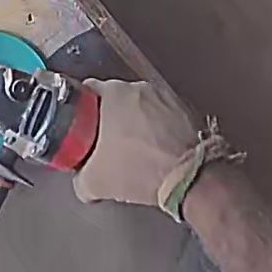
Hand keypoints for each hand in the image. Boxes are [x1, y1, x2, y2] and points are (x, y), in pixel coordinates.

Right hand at [73, 79, 202, 205]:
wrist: (191, 180)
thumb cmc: (142, 169)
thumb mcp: (95, 182)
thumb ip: (80, 180)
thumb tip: (82, 184)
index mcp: (113, 93)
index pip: (88, 90)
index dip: (82, 108)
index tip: (83, 124)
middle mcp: (140, 88)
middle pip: (116, 97)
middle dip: (111, 116)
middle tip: (108, 141)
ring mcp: (167, 97)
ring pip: (142, 105)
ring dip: (137, 121)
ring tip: (135, 147)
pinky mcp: (188, 110)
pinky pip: (165, 115)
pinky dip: (159, 128)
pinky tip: (157, 150)